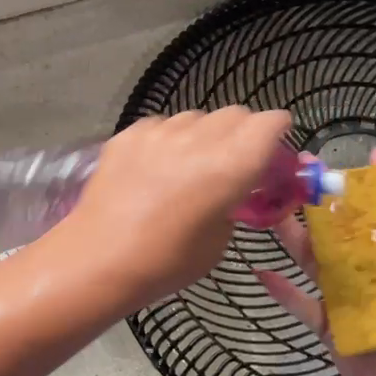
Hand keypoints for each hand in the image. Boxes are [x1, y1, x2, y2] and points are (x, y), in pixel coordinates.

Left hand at [45, 107, 291, 309]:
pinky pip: (161, 126)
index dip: (278, 132)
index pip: (270, 122)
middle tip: (234, 164)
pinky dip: (168, 140)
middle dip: (243, 133)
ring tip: (190, 167)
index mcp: (231, 164)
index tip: (274, 151)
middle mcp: (199, 137)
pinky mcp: (128, 134)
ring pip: (196, 118)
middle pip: (235, 114)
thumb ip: (234, 204)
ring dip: (204, 135)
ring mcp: (160, 131)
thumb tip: (232, 192)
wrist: (98, 259)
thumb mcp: (219, 241)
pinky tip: (155, 169)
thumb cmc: (166, 262)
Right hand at [254, 148, 375, 375]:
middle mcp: (375, 278)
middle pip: (347, 232)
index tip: (374, 155)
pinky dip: (282, 291)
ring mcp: (349, 301)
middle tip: (307, 167)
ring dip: (297, 234)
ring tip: (276, 207)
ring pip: (318, 261)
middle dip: (328, 199)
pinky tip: (261, 270)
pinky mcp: (330, 329)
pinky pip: (303, 306)